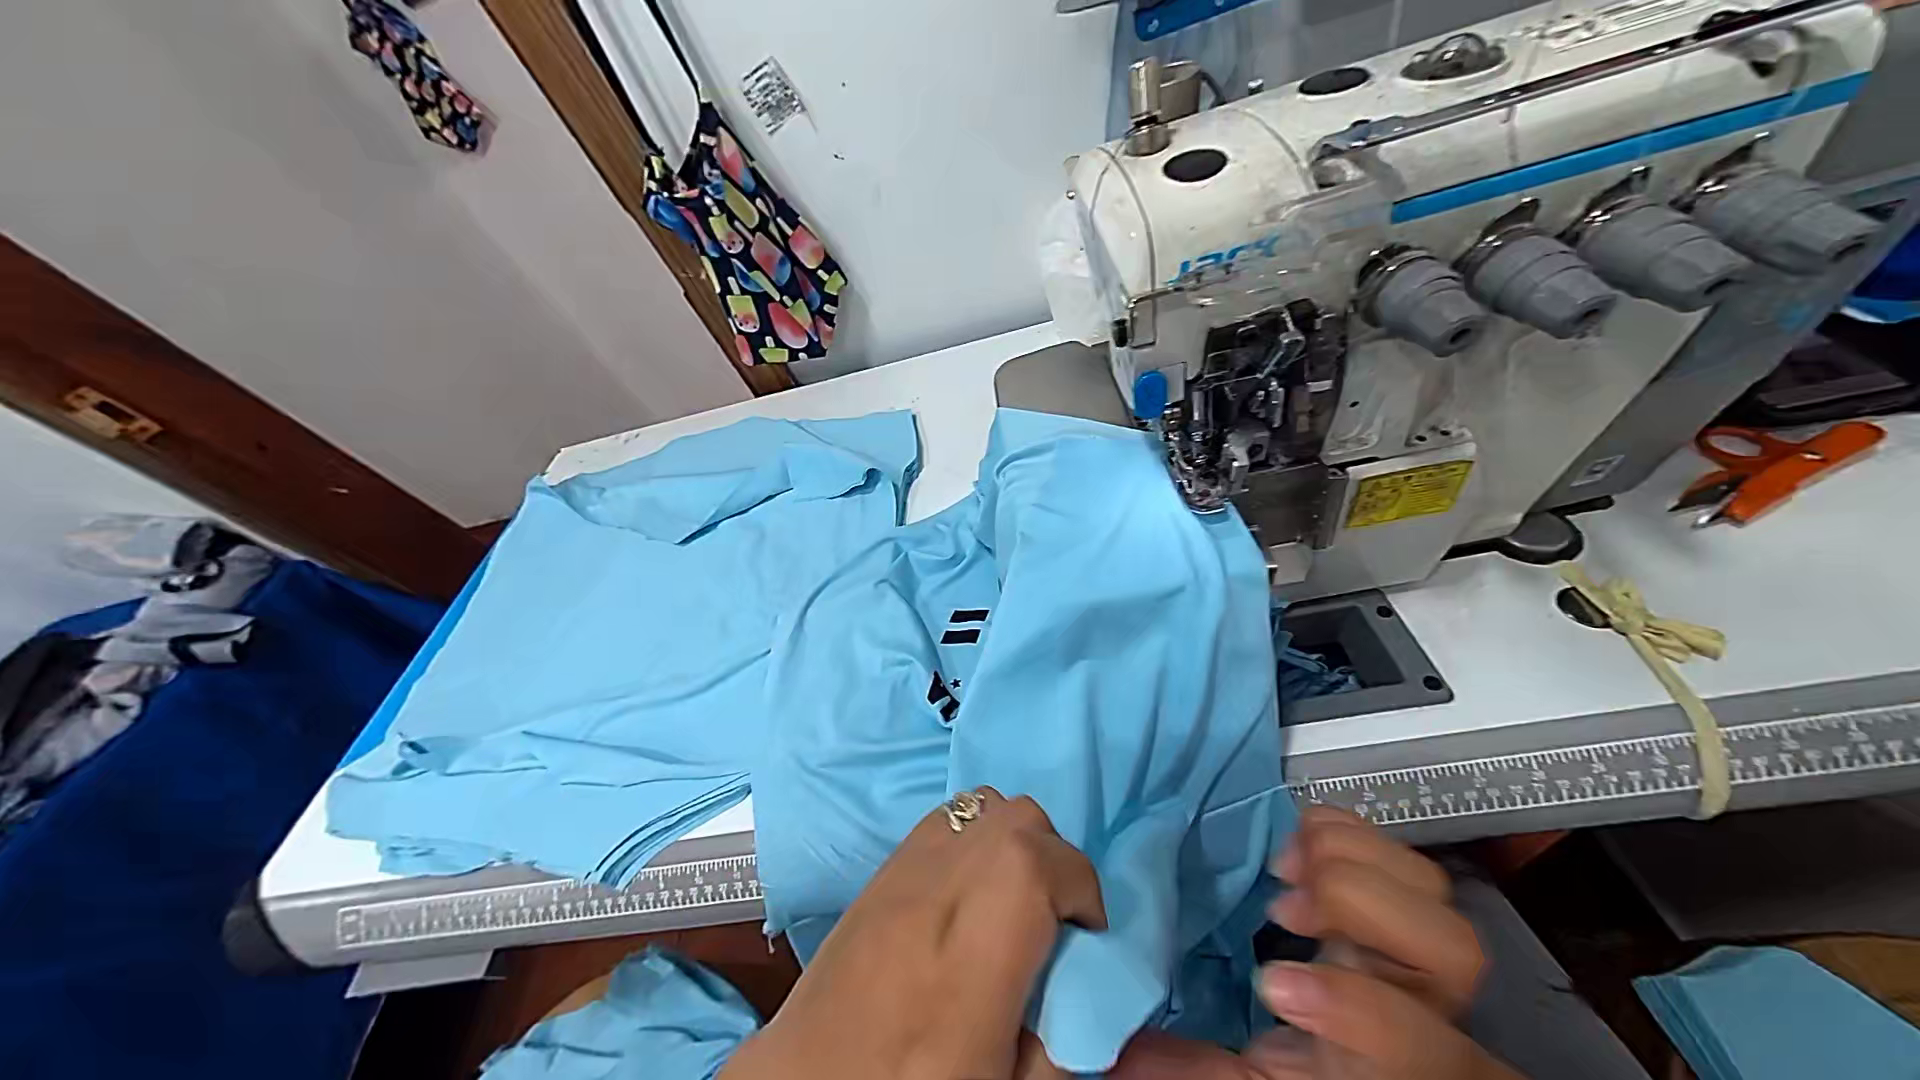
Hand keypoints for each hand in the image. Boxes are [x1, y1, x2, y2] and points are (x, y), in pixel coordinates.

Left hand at [720, 788, 1106, 1079]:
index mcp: (977, 942)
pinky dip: (972, 838)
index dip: (1081, 890)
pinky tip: (967, 891)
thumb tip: (1114, 1004)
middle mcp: (940, 884)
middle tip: (1051, 918)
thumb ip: (1071, 1038)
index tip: (1085, 936)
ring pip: (982, 805)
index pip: (1045, 861)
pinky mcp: (881, 867)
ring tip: (1010, 898)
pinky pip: (945, 820)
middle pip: (1017, 816)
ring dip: (1011, 840)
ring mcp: (903, 865)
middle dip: (1052, 857)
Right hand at [1109, 806, 1522, 1079]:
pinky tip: (1300, 837)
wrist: (1370, 1051)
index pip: (1419, 1048)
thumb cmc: (1313, 1067)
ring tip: (1286, 863)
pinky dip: (1347, 831)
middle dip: (1357, 905)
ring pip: (1429, 889)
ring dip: (1351, 857)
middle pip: (1450, 952)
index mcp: (1393, 1062)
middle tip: (1282, 903)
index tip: (1273, 982)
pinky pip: (1397, 852)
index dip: (1356, 1008)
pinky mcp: (1399, 901)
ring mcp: (1418, 947)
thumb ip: (1200, 1071)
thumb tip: (1115, 1054)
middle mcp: (1427, 1004)